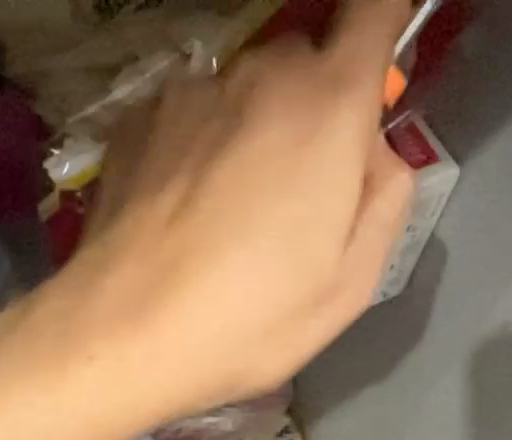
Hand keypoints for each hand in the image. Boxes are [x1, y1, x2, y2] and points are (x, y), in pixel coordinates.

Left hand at [43, 0, 417, 420]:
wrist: (125, 335)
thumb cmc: (250, 320)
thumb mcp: (352, 282)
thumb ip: (387, 195)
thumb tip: (375, 151)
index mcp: (327, 106)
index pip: (375, 12)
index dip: (385, 27)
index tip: (374, 72)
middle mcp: (257, 75)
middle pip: (304, 61)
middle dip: (314, 109)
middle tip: (297, 194)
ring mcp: (189, 93)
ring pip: (243, 90)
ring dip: (251, 130)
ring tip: (229, 215)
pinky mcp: (137, 119)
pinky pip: (191, 116)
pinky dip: (199, 146)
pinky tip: (184, 213)